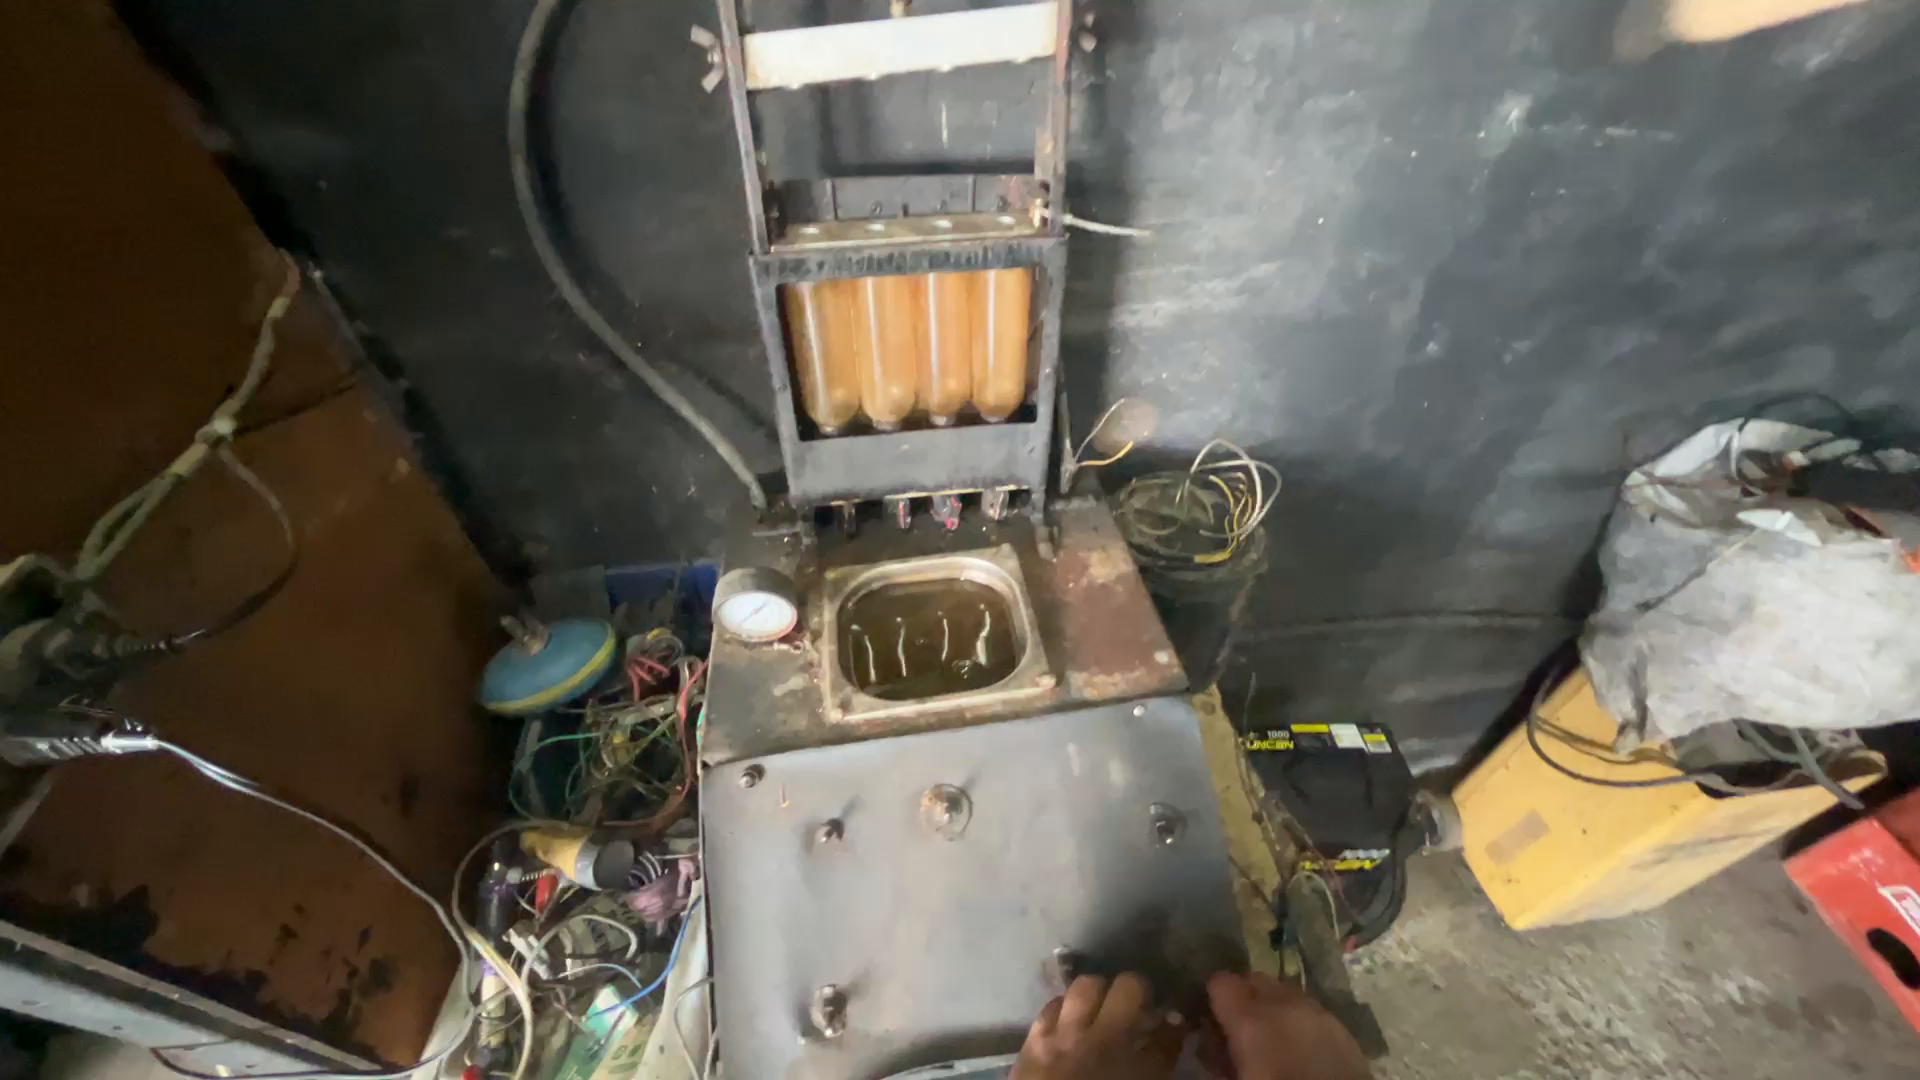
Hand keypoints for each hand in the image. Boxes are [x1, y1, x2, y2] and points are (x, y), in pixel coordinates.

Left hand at [1012, 973, 1178, 1079]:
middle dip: (1139, 991)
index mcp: (1137, 1074)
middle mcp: (1105, 1045)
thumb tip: (1155, 1058)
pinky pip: (1053, 1005)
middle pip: (1129, 990)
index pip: (1166, 1038)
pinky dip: (1064, 1008)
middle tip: (1138, 1005)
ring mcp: (1066, 1036)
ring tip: (1102, 1004)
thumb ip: (1150, 1074)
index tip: (1174, 1022)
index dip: (1174, 1026)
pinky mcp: (1035, 1039)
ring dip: (1099, 991)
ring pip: (1088, 986)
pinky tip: (1069, 1019)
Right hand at [1205, 971, 1370, 1079]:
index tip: (1216, 1020)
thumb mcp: (1237, 1077)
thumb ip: (1218, 1052)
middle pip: (1253, 979)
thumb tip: (1212, 1041)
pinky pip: (1310, 1009)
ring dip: (1275, 1007)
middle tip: (1245, 1030)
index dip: (1215, 999)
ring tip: (1277, 1038)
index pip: (1220, 981)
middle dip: (1246, 998)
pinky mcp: (1341, 1025)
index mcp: (1249, 1018)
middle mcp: (1281, 1002)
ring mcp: (1314, 1009)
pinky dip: (1301, 1020)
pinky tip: (1304, 1046)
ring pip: (1284, 991)